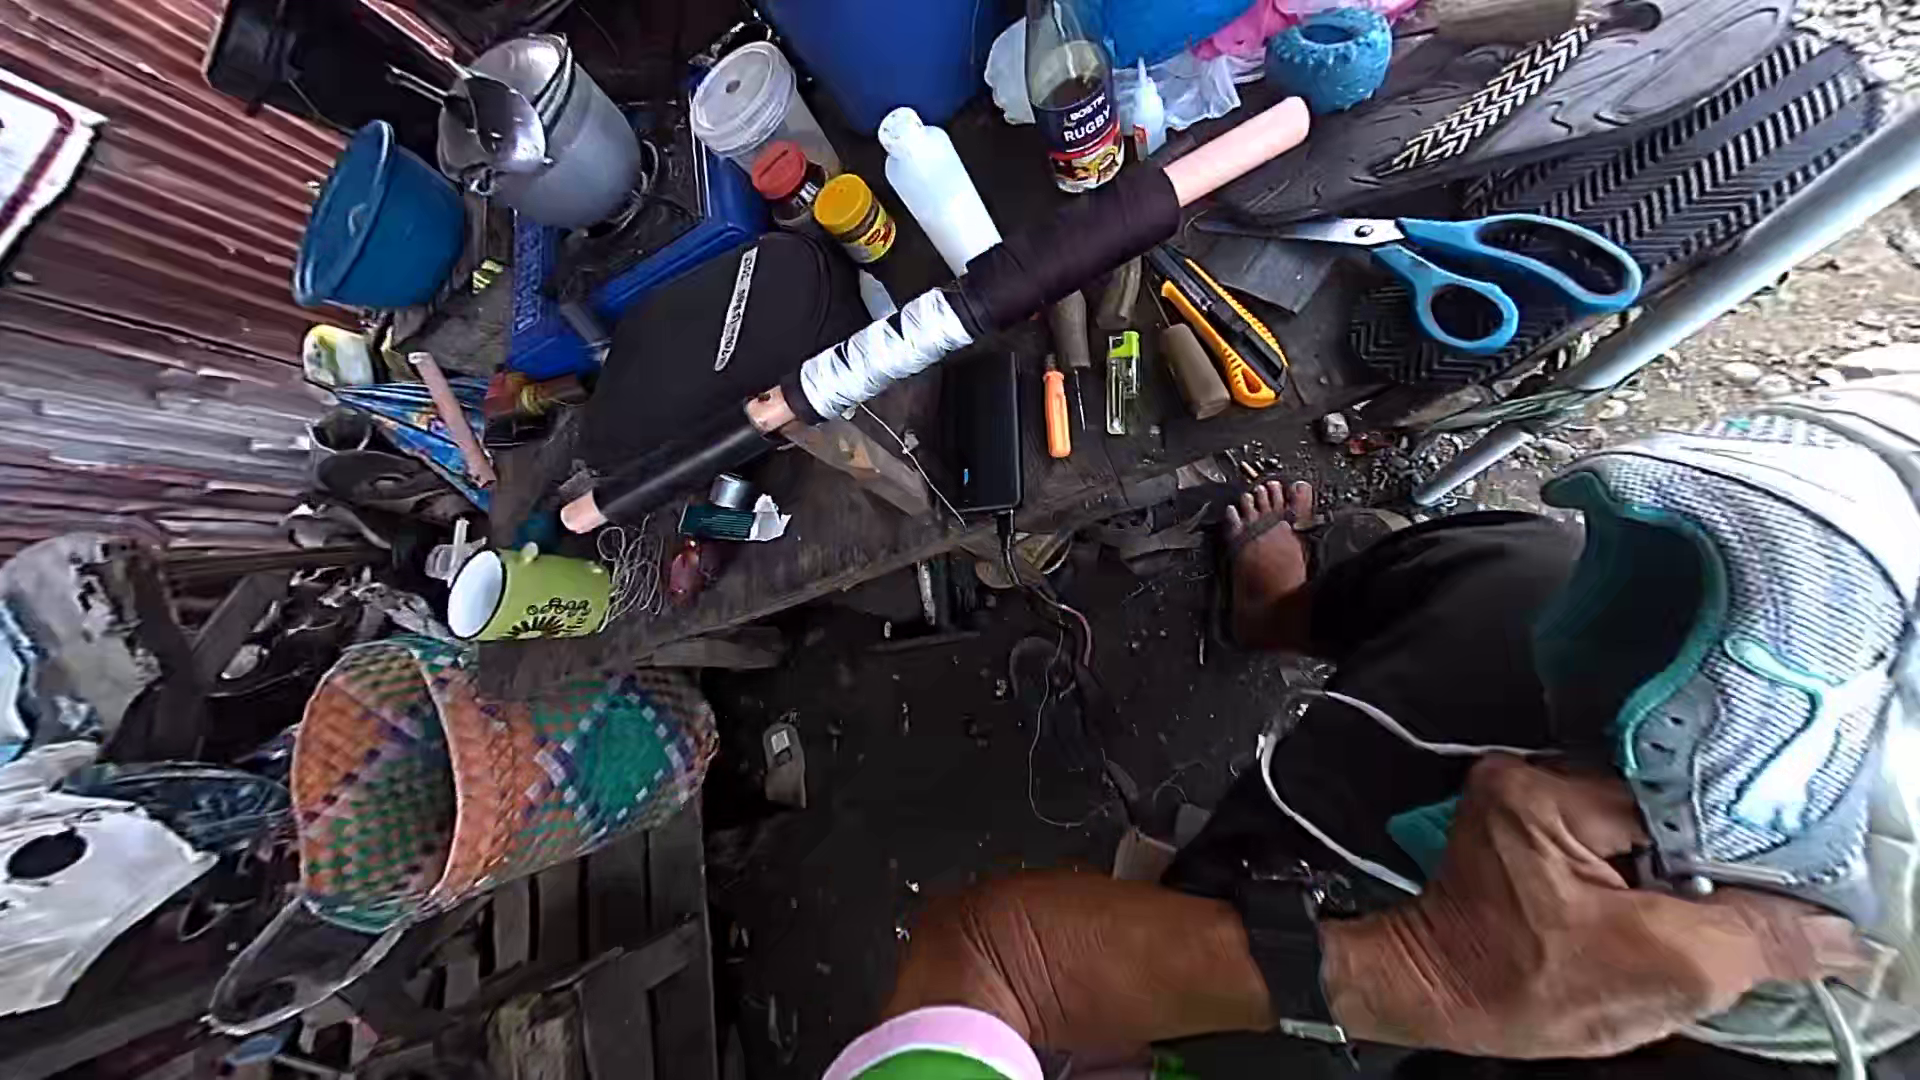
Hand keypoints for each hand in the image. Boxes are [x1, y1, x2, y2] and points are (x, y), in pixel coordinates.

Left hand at [1323, 756, 1873, 1058]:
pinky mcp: (1519, 831)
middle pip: (1652, 809)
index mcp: (1539, 791)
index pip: (1675, 799)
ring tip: (1706, 917)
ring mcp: (1514, 803)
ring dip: (1677, 872)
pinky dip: (1642, 873)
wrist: (1447, 986)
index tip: (1796, 893)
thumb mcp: (1665, 963)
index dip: (1746, 849)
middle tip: (1753, 912)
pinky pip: (1603, 840)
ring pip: (1633, 829)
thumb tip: (1835, 927)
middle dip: (1709, 863)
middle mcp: (1518, 779)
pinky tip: (1666, 908)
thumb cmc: (1530, 976)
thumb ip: (1759, 935)